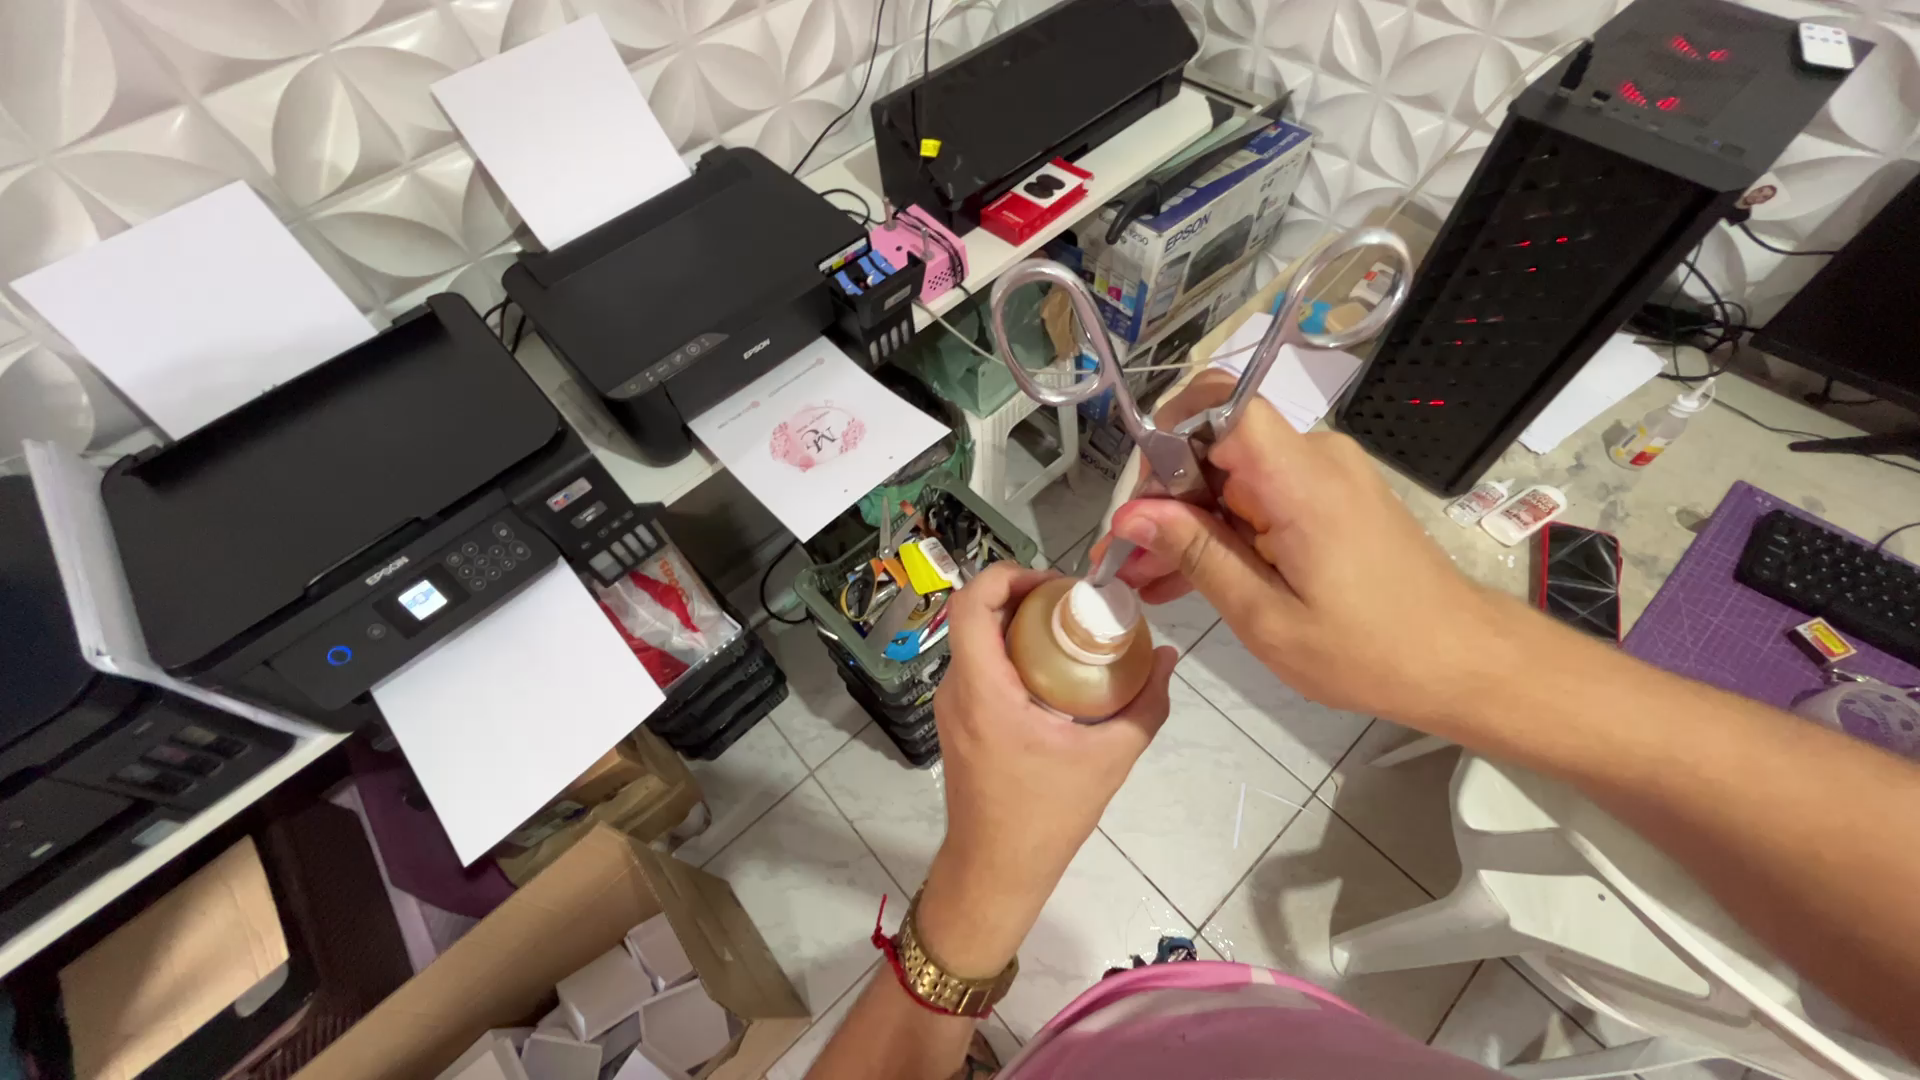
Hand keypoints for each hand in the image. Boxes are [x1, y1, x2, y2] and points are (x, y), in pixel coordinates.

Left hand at [915, 563, 1176, 975]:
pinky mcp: (956, 720)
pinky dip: (1009, 652)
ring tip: (1066, 631)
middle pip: (976, 616)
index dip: (1007, 575)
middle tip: (1073, 603)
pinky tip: (1050, 671)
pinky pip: (978, 667)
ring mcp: (950, 705)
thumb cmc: (1047, 816)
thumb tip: (1167, 658)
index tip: (1056, 582)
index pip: (972, 603)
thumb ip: (1145, 705)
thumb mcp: (1109, 759)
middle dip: (1023, 595)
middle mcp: (956, 687)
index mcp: (983, 688)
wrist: (994, 870)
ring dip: (1016, 624)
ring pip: (976, 641)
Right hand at [1093, 369, 1517, 731]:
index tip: (1141, 496)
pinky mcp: (1326, 498)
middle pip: (1217, 448)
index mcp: (1302, 480)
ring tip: (1145, 578)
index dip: (1170, 432)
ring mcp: (1323, 477)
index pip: (1225, 406)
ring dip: (1187, 524)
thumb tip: (1130, 518)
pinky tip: (1185, 577)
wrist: (1464, 661)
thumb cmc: (1368, 651)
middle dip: (1163, 500)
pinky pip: (1257, 500)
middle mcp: (1314, 459)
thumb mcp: (1266, 616)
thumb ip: (1197, 556)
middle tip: (1125, 559)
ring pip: (1230, 479)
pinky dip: (1222, 532)